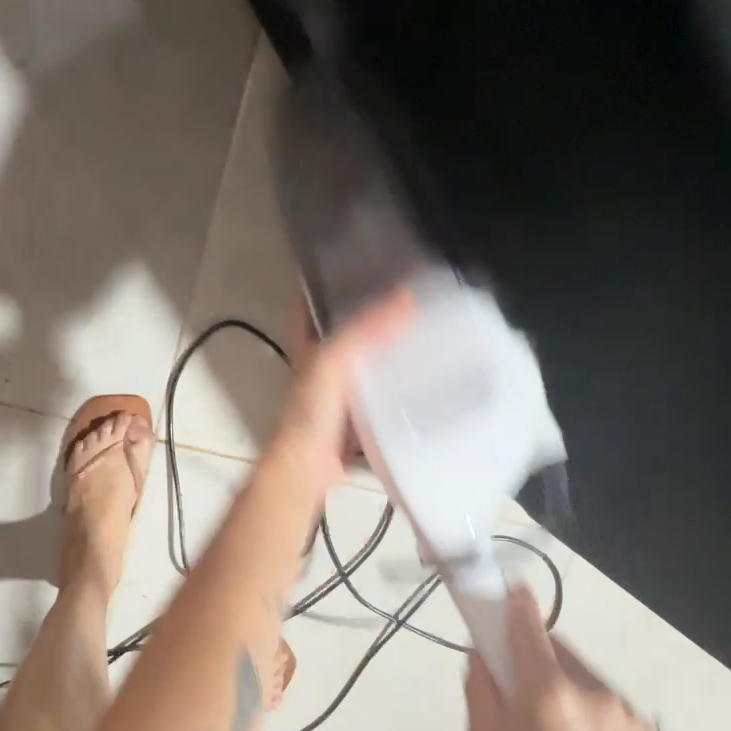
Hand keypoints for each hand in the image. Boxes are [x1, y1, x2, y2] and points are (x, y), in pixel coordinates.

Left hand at [269, 290, 414, 485]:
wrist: (307, 467)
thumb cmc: (311, 412)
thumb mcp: (335, 360)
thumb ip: (366, 330)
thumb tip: (406, 297)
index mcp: (308, 346)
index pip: (311, 304)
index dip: (326, 282)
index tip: (358, 263)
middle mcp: (319, 366)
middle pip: (342, 331)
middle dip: (369, 315)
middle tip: (406, 297)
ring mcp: (336, 394)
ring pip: (362, 363)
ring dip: (387, 351)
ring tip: (423, 331)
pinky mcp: (353, 420)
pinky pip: (378, 396)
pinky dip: (396, 388)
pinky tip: (421, 382)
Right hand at [465, 587, 659, 730]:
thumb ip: (482, 684)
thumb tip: (484, 649)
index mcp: (548, 695)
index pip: (530, 629)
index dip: (517, 604)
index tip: (511, 588)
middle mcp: (594, 693)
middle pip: (558, 652)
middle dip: (538, 660)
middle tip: (522, 694)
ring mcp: (627, 713)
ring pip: (585, 677)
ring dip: (567, 687)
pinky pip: (609, 704)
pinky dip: (592, 712)